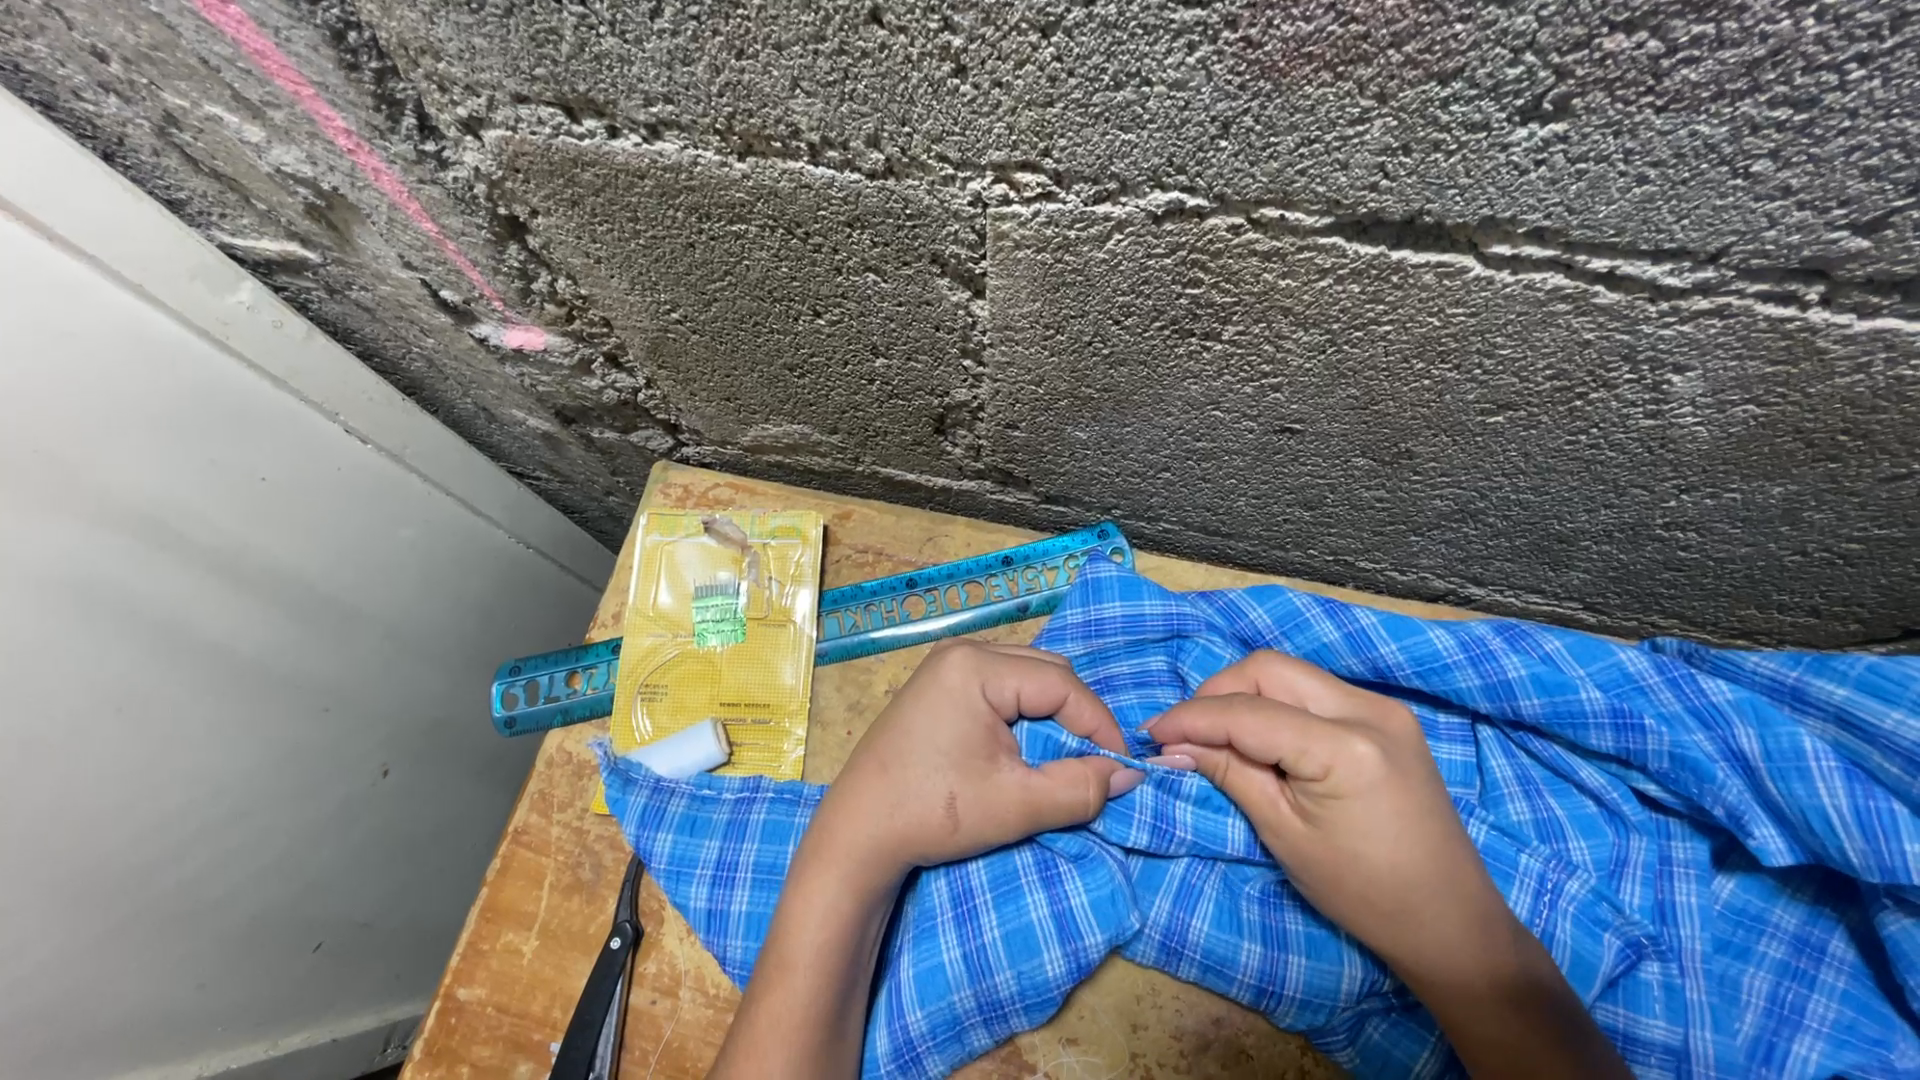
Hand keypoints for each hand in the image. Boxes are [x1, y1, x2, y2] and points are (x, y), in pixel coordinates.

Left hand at [809, 641, 1142, 878]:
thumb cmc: (934, 814)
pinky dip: (1024, 713)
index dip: (1099, 724)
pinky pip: (1000, 686)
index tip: (1123, 767)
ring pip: (1025, 676)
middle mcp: (961, 651)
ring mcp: (945, 665)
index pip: (1062, 684)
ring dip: (1052, 714)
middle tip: (1094, 762)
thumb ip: (1080, 787)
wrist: (858, 834)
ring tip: (1064, 758)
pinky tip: (1026, 748)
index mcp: (976, 666)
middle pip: (1045, 671)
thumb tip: (1129, 775)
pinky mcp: (938, 685)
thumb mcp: (1016, 806)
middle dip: (1077, 716)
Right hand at [1145, 650, 1505, 977]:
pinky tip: (1260, 736)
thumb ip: (1228, 772)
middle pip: (1268, 669)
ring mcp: (1383, 708)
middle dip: (1217, 694)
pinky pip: (1313, 691)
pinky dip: (1275, 704)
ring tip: (1216, 736)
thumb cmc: (1362, 891)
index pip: (1246, 712)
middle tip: (1187, 733)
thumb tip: (1171, 744)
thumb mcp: (1283, 832)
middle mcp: (1368, 709)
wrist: (1449, 921)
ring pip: (1290, 674)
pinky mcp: (1387, 718)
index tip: (1152, 733)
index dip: (1191, 717)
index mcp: (1344, 746)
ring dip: (1244, 696)